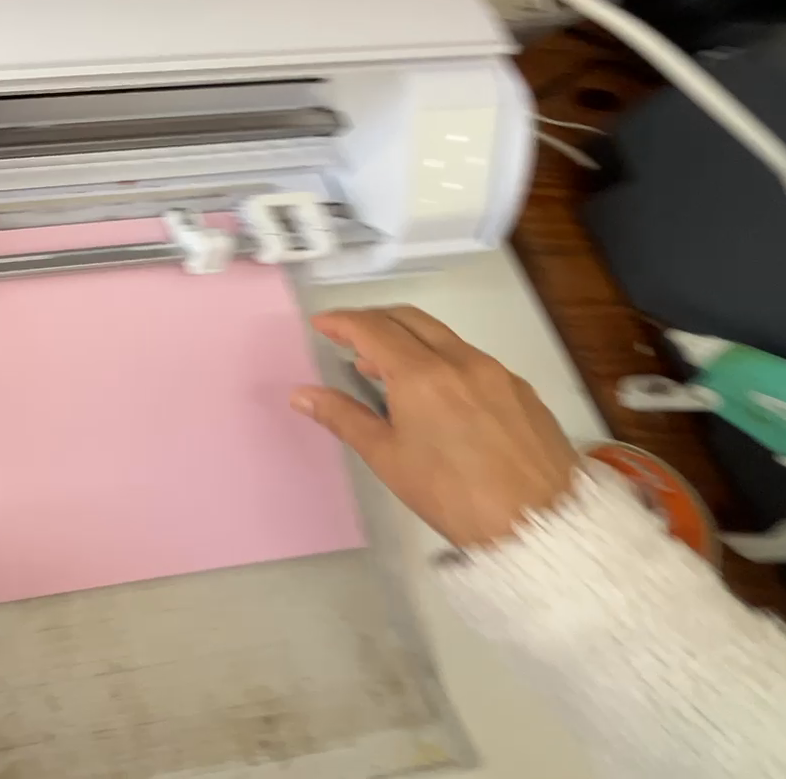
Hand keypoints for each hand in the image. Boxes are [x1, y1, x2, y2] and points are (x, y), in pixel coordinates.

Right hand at [290, 305, 580, 548]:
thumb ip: (342, 416)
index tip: (320, 325)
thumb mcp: (386, 456)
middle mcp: (462, 362)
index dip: (341, 322)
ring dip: (405, 339)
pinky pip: (470, 358)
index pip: (372, 329)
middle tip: (347, 337)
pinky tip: (431, 390)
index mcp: (422, 375)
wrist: (546, 528)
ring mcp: (498, 375)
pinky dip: (438, 358)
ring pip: (442, 336)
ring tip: (382, 366)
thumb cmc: (451, 493)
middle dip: (372, 320)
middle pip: (409, 319)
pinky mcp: (523, 393)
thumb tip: (301, 394)